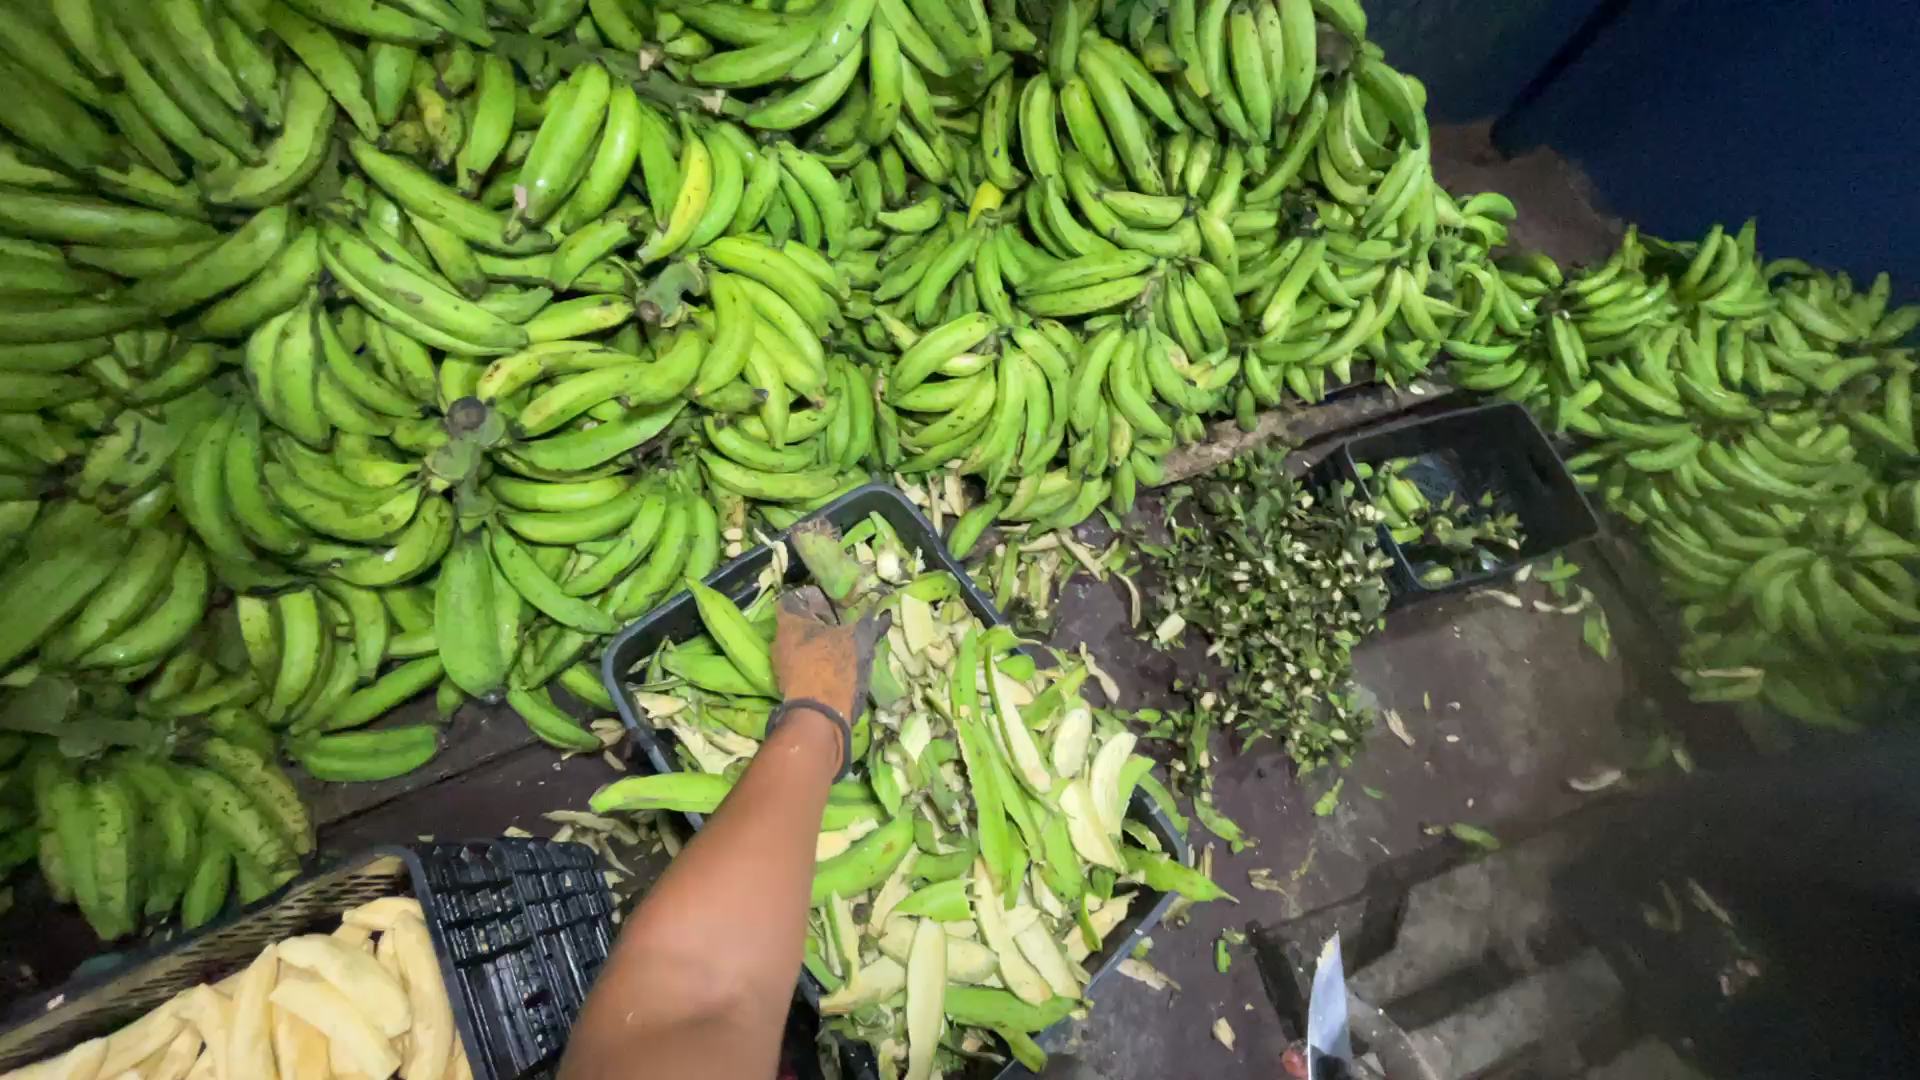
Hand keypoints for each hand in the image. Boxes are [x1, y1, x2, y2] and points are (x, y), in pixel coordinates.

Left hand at [772, 587, 861, 721]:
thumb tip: (885, 614)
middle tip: (840, 623)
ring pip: (799, 645)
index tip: (830, 602)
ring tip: (841, 645)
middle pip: (796, 623)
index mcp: (790, 623)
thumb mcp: (858, 640)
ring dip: (817, 643)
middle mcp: (779, 641)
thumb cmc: (834, 666)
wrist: (819, 714)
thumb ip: (871, 624)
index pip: (792, 599)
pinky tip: (836, 665)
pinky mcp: (789, 685)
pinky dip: (816, 661)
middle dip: (817, 622)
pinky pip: (802, 664)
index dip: (811, 597)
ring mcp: (782, 665)